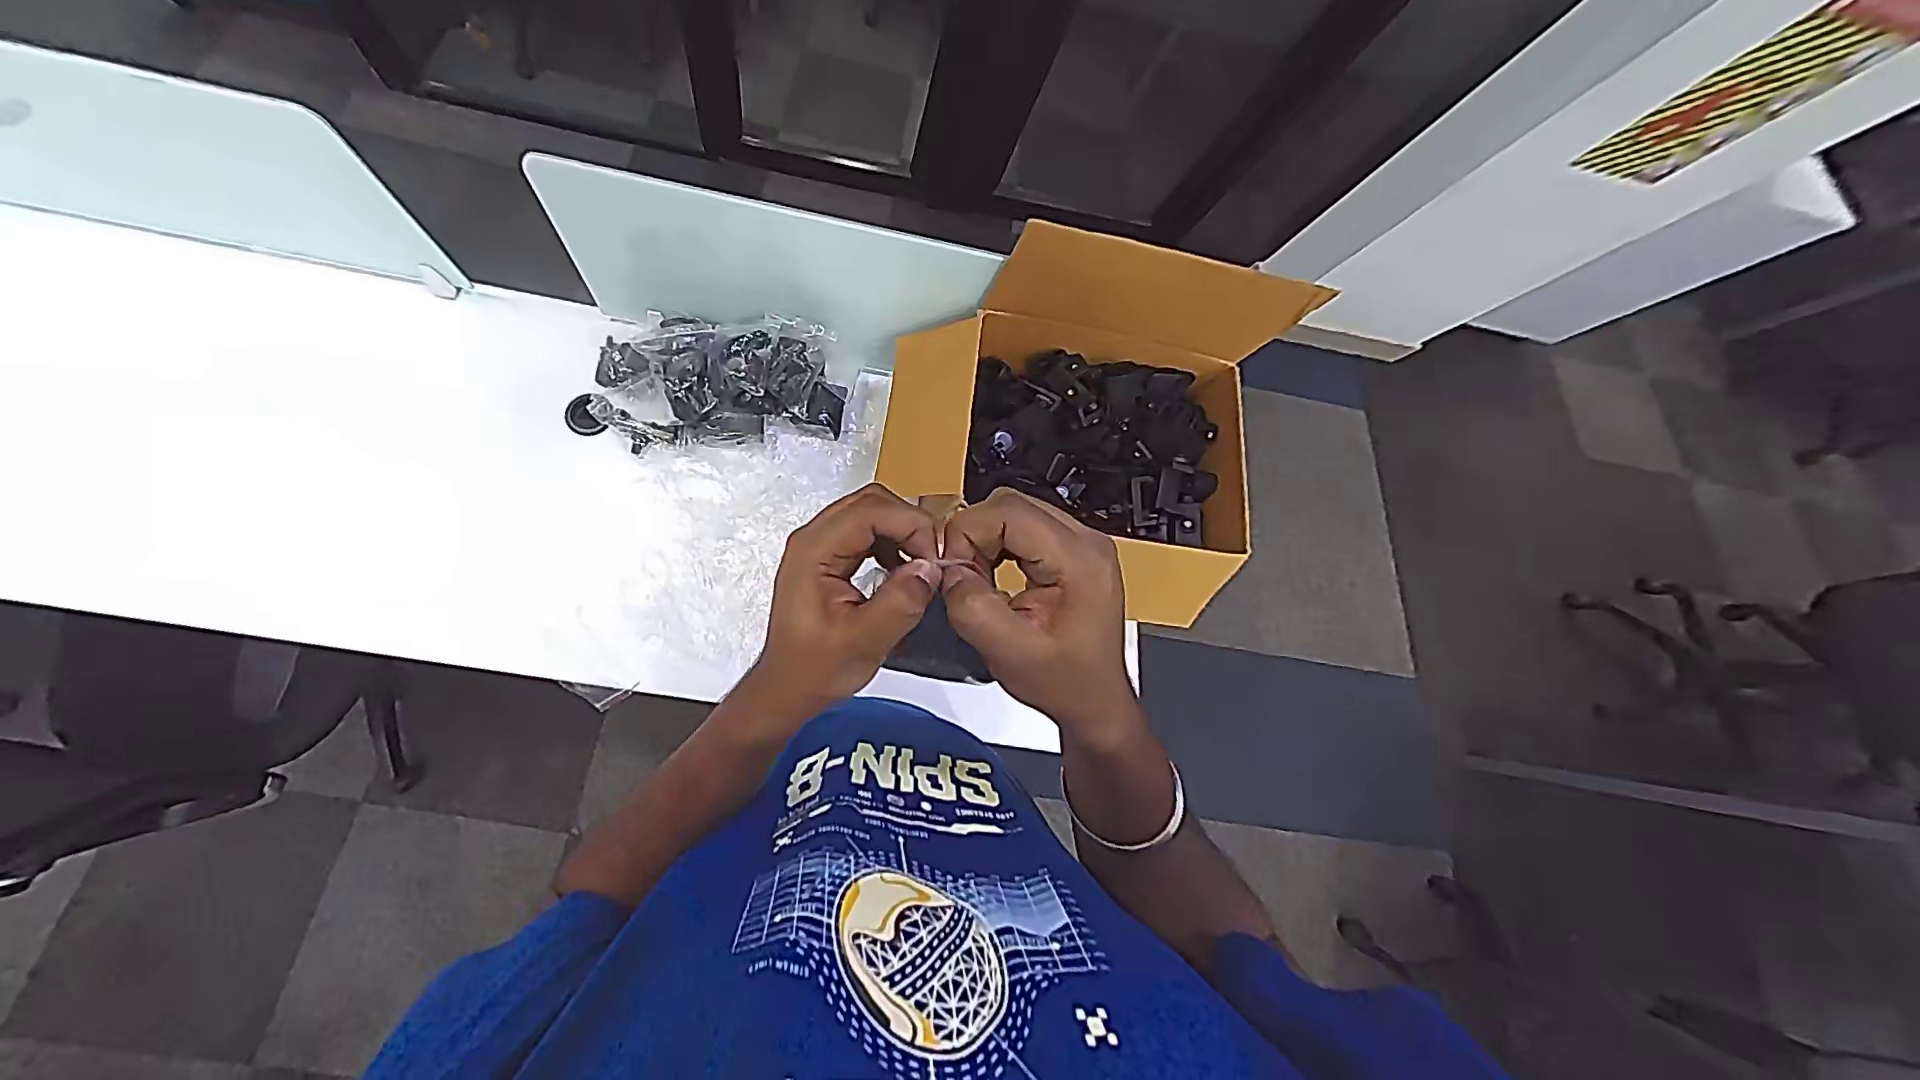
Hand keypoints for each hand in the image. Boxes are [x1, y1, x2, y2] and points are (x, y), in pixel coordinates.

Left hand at [751, 484, 941, 709]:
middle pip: (872, 502)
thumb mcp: (864, 641)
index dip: (911, 526)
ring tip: (921, 567)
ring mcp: (821, 546)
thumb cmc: (813, 669)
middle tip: (930, 560)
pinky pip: (868, 532)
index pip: (871, 510)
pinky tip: (903, 572)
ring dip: (903, 533)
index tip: (932, 558)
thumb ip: (899, 603)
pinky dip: (893, 543)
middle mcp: (814, 540)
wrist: (789, 687)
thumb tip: (930, 570)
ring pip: (872, 513)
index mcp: (814, 551)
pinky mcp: (830, 557)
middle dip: (909, 524)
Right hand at [940, 488, 1134, 733]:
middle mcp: (1086, 543)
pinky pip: (1022, 527)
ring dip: (984, 539)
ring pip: (1013, 511)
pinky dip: (997, 545)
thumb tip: (949, 571)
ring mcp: (1080, 543)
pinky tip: (993, 575)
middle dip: (973, 535)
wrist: (1093, 699)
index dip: (967, 533)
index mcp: (1080, 562)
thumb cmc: (1066, 682)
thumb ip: (973, 608)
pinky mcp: (1070, 550)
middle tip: (963, 576)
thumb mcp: (1009, 653)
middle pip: (1010, 505)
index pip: (1008, 512)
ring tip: (979, 580)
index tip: (953, 569)